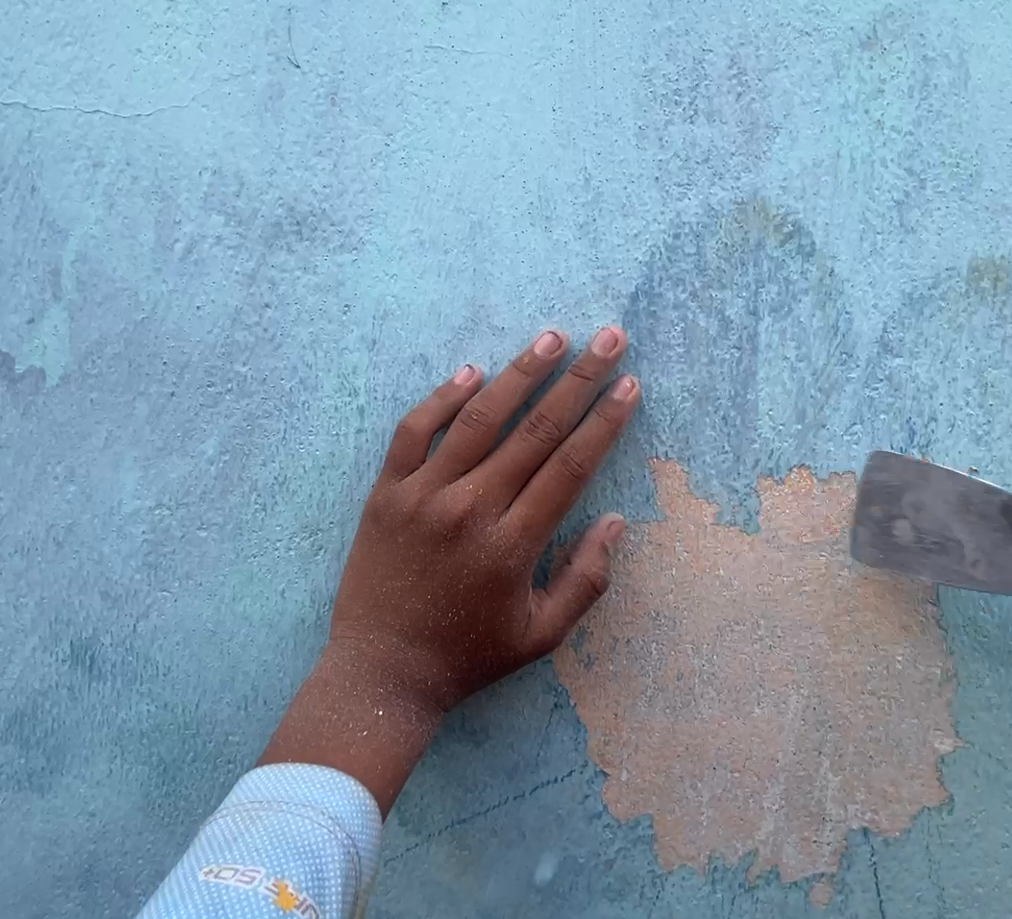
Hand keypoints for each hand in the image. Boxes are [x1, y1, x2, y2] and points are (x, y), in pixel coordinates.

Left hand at [259, 327, 640, 810]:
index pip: (571, 466)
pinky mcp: (385, 494)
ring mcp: (423, 496)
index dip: (605, 422)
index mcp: (513, 545)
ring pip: (478, 420)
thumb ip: (585, 581)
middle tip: (609, 339)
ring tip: (553, 337)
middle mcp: (471, 509)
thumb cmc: (468, 657)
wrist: (381, 674)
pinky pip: (413, 433)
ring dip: (520, 374)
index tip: (630, 385)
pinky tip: (471, 371)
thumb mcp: (542, 636)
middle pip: (535, 431)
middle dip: (579, 380)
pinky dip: (441, 399)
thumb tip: (616, 521)